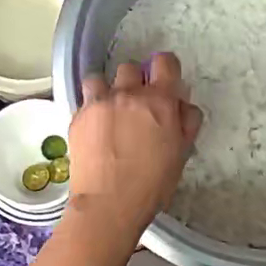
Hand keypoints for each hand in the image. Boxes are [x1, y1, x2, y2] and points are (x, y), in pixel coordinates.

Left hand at [68, 52, 202, 235]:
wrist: (108, 204)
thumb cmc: (152, 184)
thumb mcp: (181, 153)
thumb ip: (186, 122)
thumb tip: (183, 105)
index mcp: (160, 101)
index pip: (165, 62)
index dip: (166, 69)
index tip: (165, 82)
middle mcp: (128, 94)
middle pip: (131, 68)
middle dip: (136, 81)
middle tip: (138, 105)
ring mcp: (99, 103)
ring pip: (100, 78)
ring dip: (108, 89)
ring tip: (111, 110)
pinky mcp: (78, 117)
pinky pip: (85, 100)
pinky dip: (92, 108)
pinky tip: (96, 128)